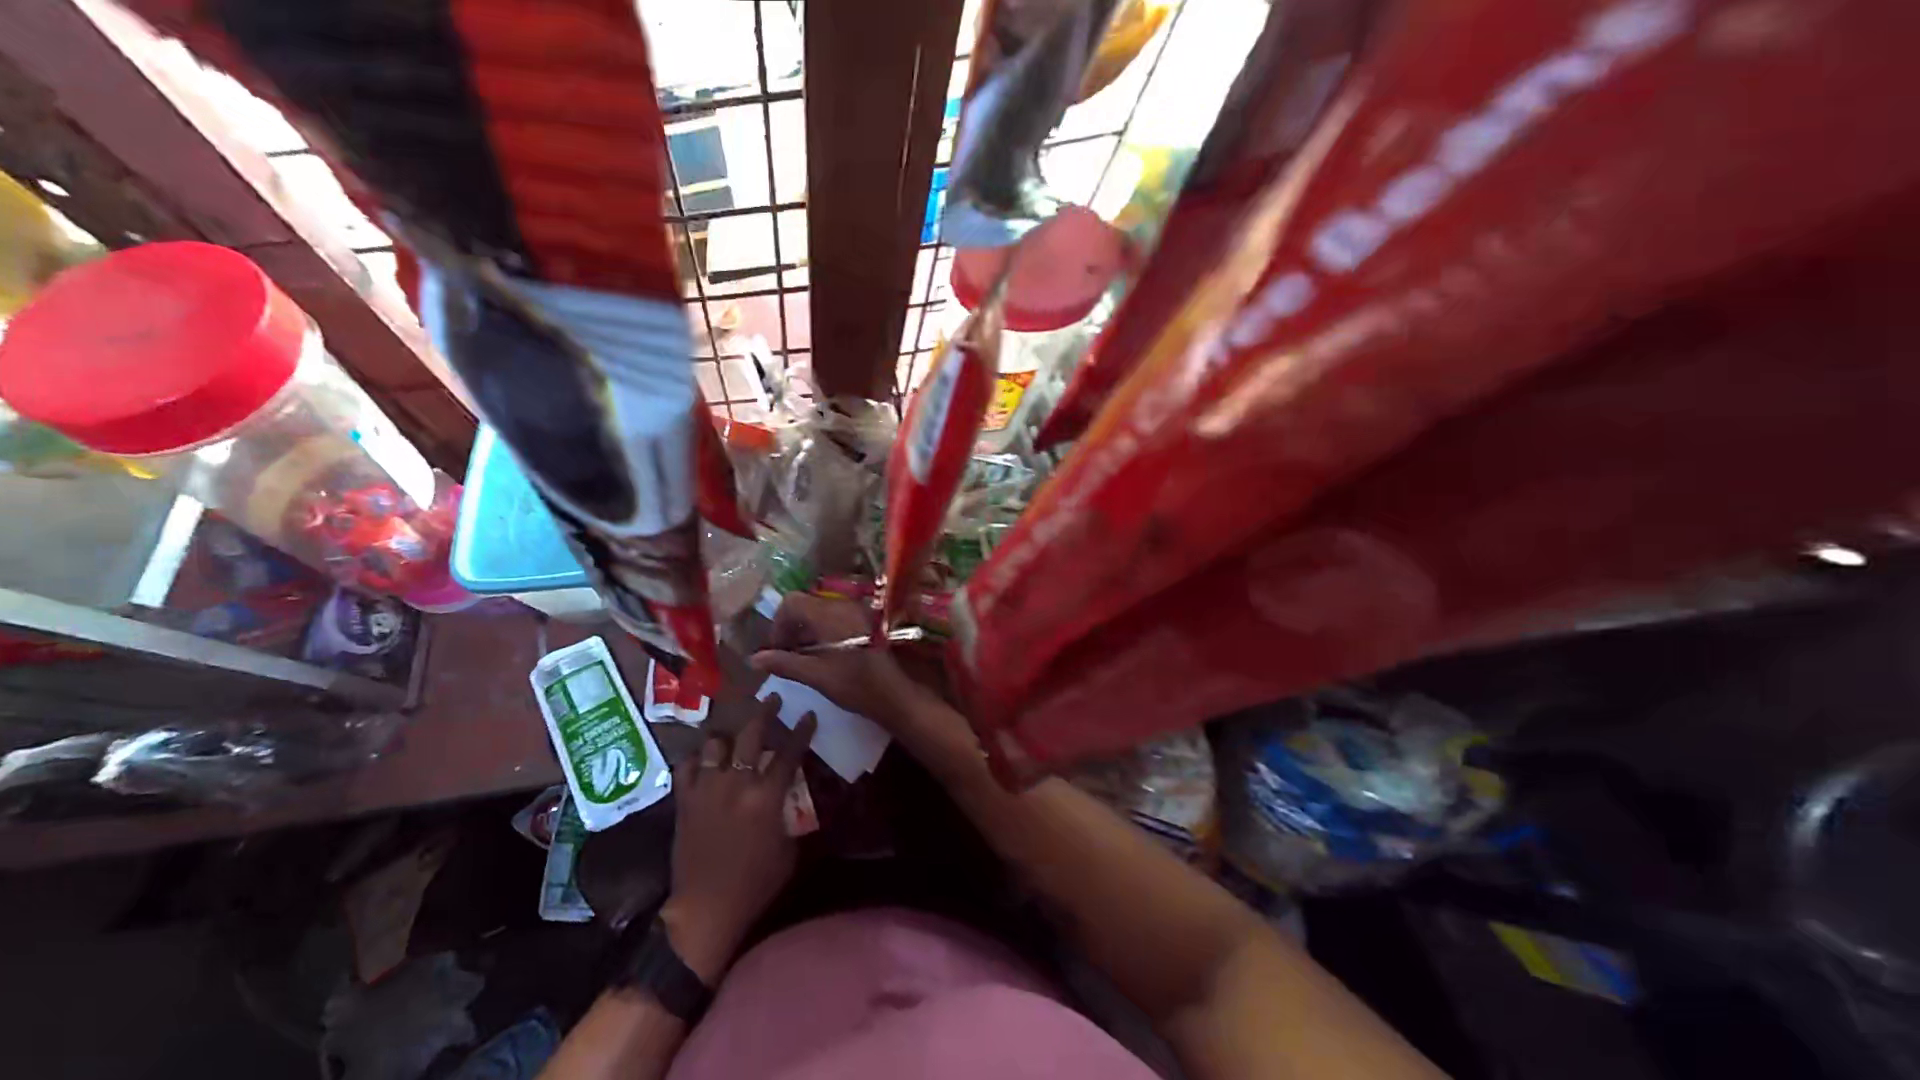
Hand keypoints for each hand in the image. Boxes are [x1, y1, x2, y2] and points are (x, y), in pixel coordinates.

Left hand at [659, 701, 816, 983]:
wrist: (706, 909)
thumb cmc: (756, 884)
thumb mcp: (788, 849)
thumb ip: (789, 816)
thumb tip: (790, 799)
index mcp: (767, 797)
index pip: (789, 753)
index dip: (802, 731)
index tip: (809, 714)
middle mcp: (736, 785)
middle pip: (751, 735)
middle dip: (765, 713)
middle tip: (772, 699)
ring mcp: (706, 790)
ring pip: (715, 744)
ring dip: (727, 736)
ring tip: (733, 733)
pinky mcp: (684, 801)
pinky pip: (687, 767)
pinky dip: (697, 759)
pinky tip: (704, 761)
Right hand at [749, 593, 979, 777]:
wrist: (896, 696)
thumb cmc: (856, 685)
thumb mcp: (816, 676)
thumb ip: (785, 663)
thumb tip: (753, 659)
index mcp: (830, 614)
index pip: (791, 602)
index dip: (778, 624)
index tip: (775, 650)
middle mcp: (843, 606)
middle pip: (805, 604)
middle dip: (790, 627)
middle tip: (784, 654)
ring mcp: (856, 612)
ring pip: (819, 611)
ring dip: (805, 630)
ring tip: (800, 657)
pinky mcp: (864, 622)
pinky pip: (834, 618)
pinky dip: (821, 631)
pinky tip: (820, 655)